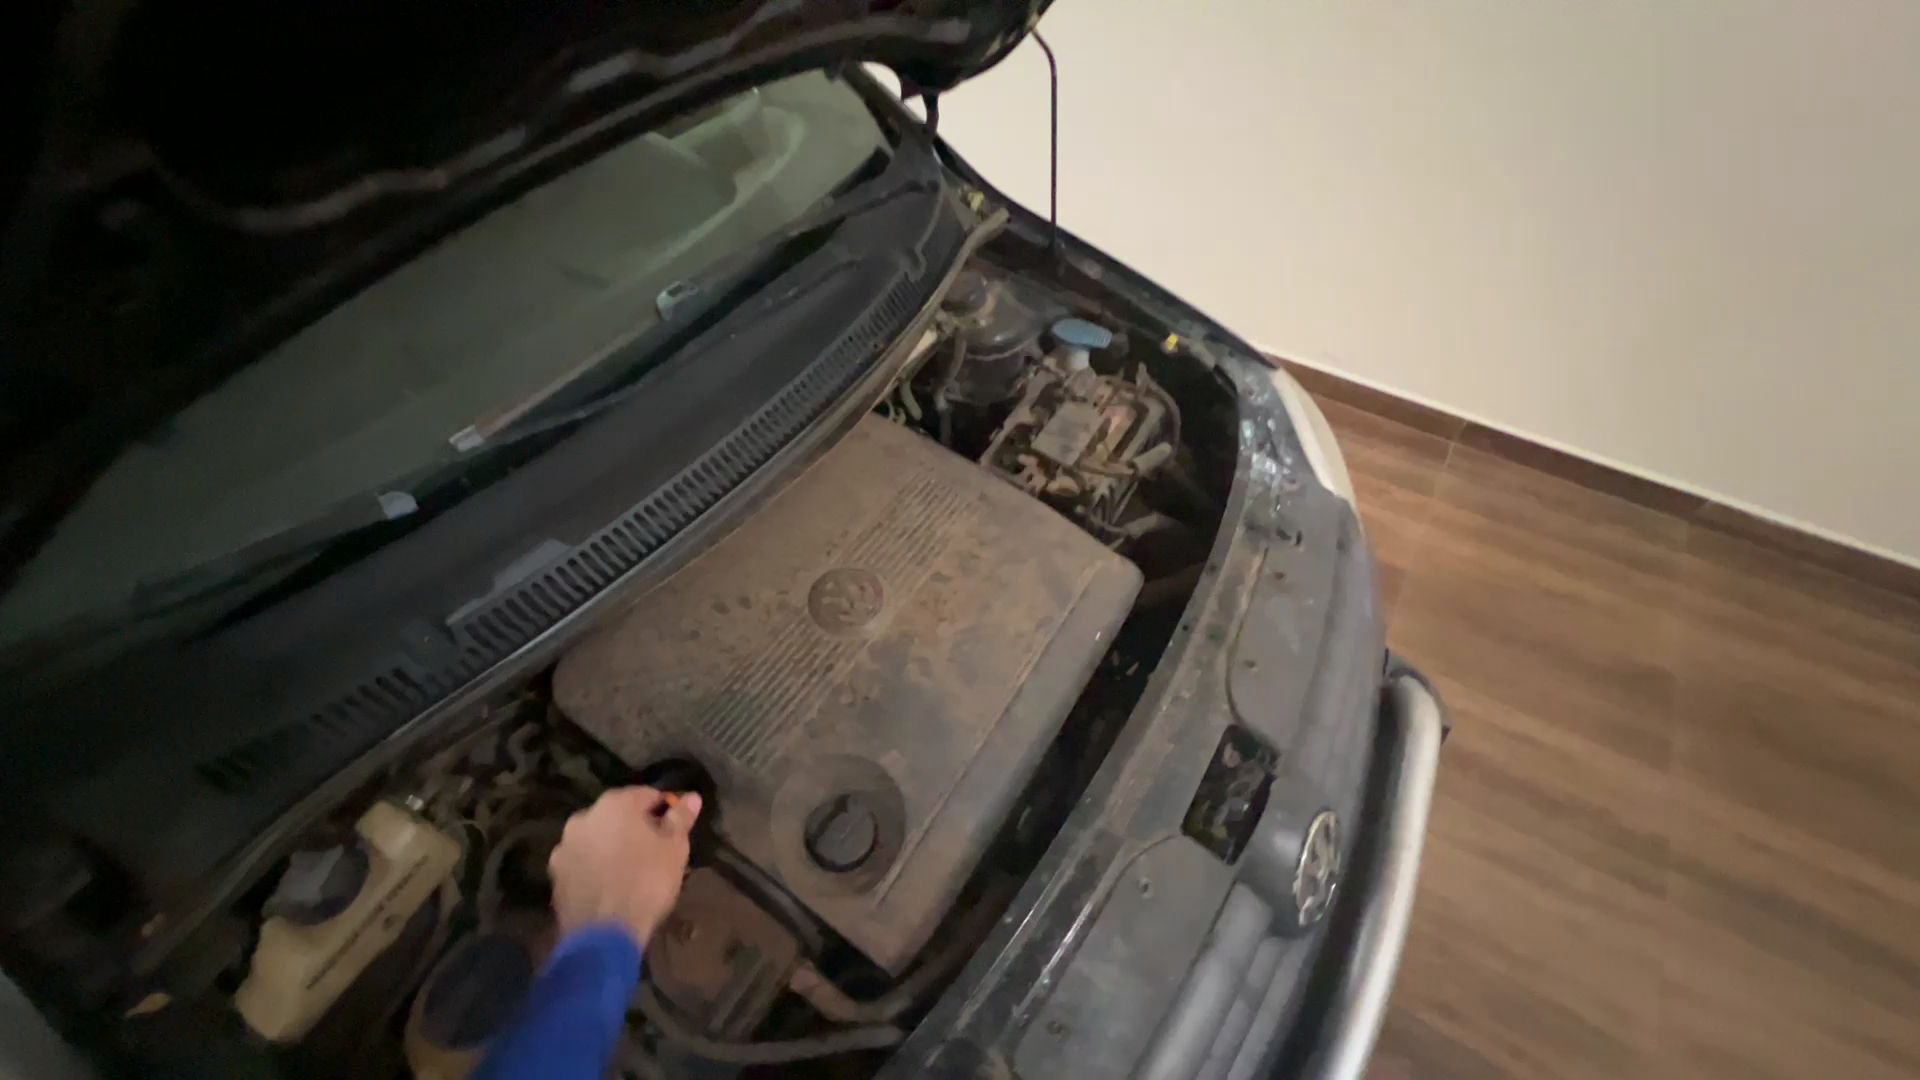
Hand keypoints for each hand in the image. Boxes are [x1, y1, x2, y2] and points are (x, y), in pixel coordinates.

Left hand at [547, 786, 702, 944]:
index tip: (674, 829)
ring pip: (597, 837)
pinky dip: (595, 865)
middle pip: (618, 814)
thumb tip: (692, 796)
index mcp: (615, 803)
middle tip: (654, 849)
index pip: (647, 795)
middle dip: (635, 826)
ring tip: (630, 868)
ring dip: (611, 845)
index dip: (664, 810)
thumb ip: (681, 818)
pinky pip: (582, 860)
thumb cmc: (646, 882)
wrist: (603, 936)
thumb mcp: (674, 848)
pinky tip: (609, 883)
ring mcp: (564, 846)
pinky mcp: (554, 875)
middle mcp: (584, 817)